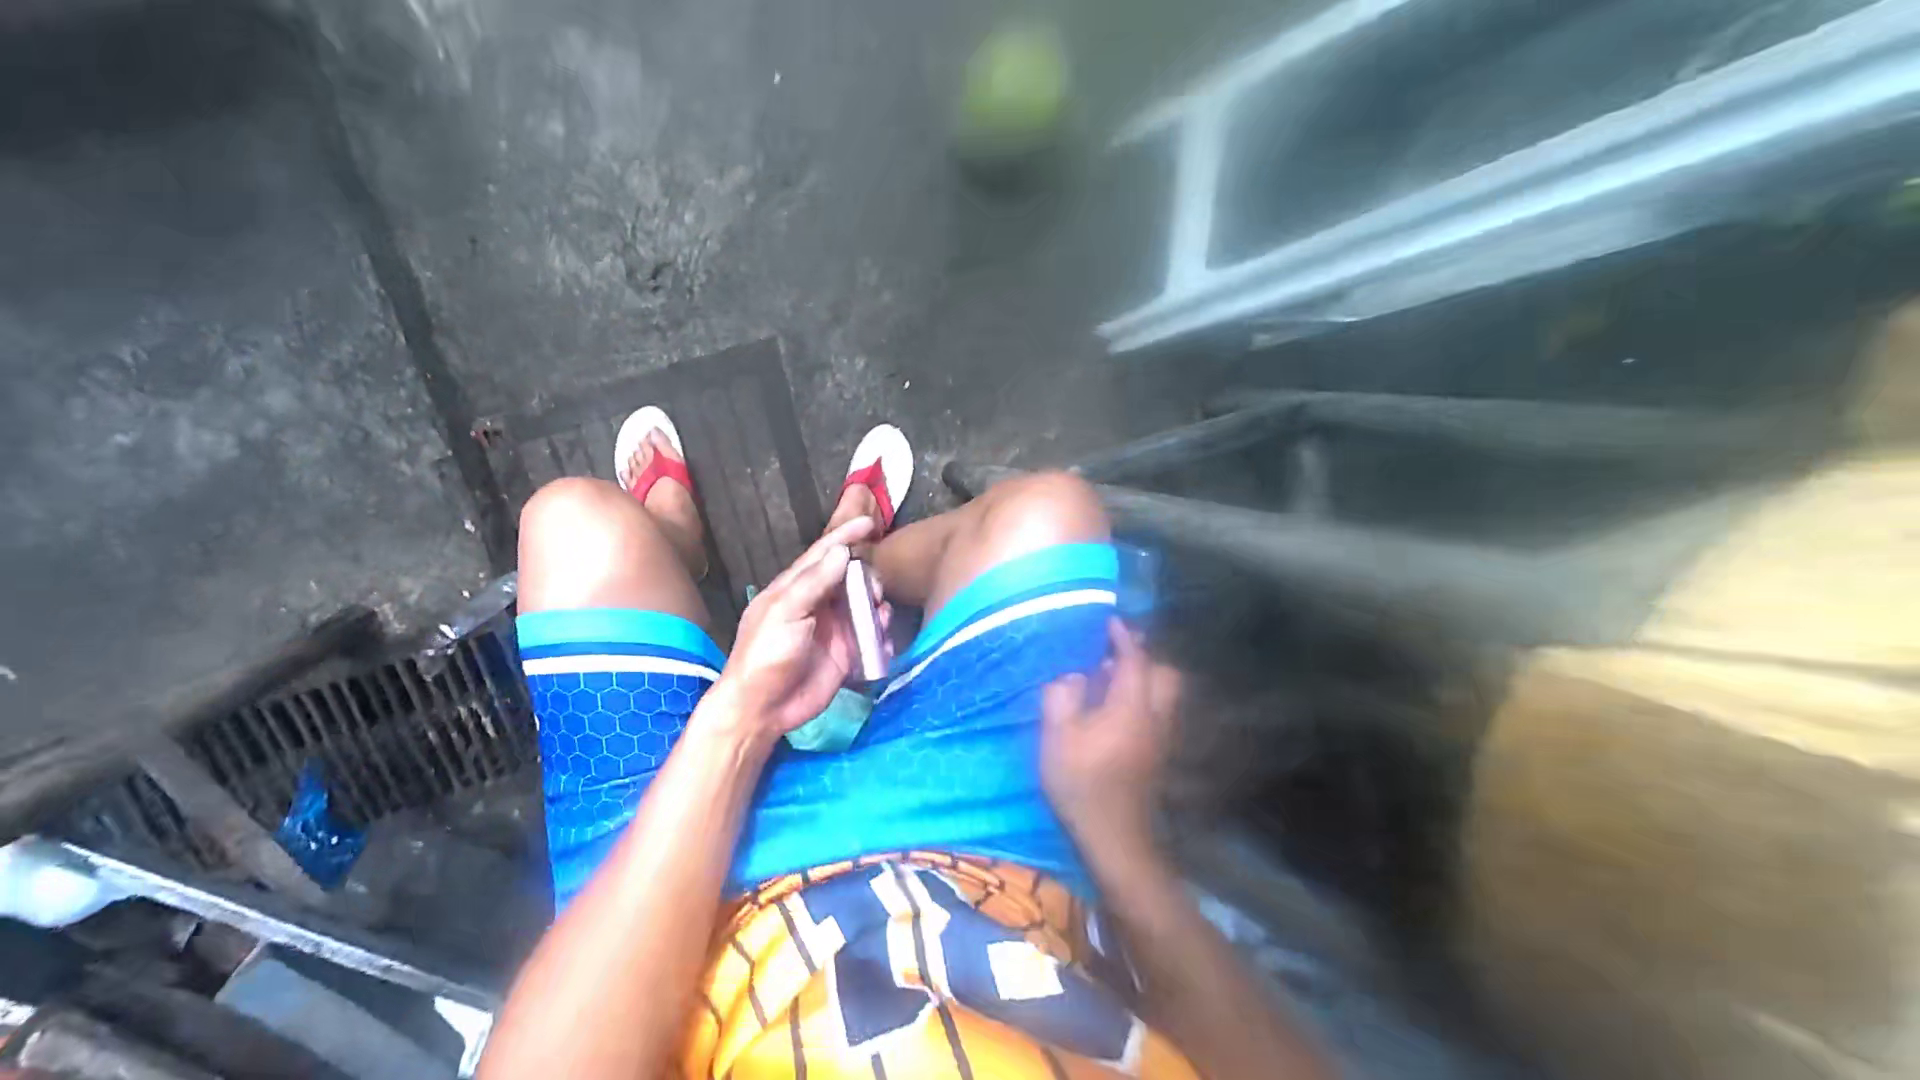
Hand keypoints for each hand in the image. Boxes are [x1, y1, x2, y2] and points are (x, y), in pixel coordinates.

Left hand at [705, 517, 890, 742]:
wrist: (763, 709)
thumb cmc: (765, 654)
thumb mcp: (785, 612)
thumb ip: (814, 582)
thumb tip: (842, 551)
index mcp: (795, 588)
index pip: (824, 554)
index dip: (845, 536)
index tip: (868, 522)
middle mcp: (817, 604)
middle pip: (851, 579)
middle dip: (868, 579)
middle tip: (874, 592)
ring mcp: (833, 629)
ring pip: (865, 607)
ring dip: (878, 608)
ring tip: (880, 618)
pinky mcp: (846, 654)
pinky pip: (871, 638)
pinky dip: (882, 637)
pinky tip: (884, 644)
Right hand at [1040, 618, 1182, 854]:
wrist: (1114, 836)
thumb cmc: (1082, 783)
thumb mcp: (1057, 737)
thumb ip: (1062, 697)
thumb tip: (1074, 675)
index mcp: (1131, 707)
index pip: (1136, 661)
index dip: (1124, 638)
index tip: (1111, 622)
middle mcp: (1155, 717)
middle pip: (1165, 674)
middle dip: (1144, 657)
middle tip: (1114, 653)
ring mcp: (1161, 738)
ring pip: (1166, 695)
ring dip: (1145, 679)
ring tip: (1112, 680)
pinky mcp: (1159, 756)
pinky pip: (1159, 712)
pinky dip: (1144, 699)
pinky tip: (1116, 710)